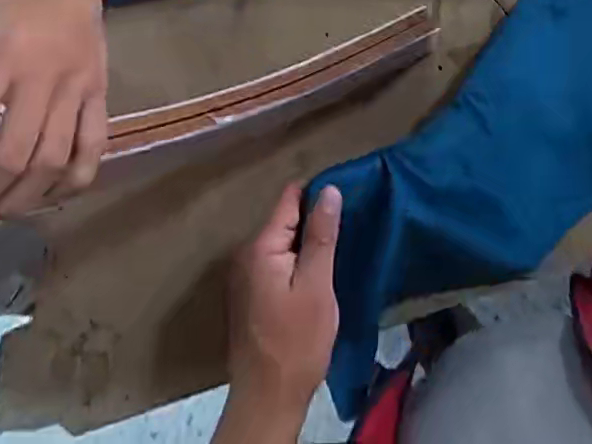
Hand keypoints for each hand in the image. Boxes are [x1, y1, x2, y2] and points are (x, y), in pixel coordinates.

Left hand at [228, 183, 341, 412]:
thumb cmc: (296, 343)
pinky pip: (275, 264)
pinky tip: (315, 277)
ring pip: (281, 243)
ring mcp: (244, 275)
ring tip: (336, 251)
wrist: (267, 401)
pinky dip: (295, 264)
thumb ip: (321, 236)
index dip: (318, 194)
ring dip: (305, 245)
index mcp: (260, 246)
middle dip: (313, 221)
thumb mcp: (316, 286)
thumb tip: (329, 190)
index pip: (289, 199)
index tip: (346, 196)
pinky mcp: (249, 295)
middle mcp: (245, 253)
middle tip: (347, 229)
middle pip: (284, 220)